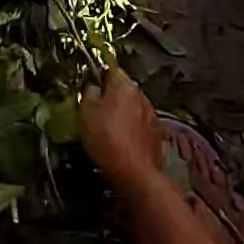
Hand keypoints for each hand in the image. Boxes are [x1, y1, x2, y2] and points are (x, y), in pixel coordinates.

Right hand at [78, 66, 163, 193]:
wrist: (136, 174)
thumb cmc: (107, 138)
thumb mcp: (85, 112)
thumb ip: (88, 93)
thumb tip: (93, 87)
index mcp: (124, 85)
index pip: (111, 68)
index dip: (99, 75)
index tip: (90, 86)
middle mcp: (142, 95)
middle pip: (123, 88)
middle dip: (111, 94)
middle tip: (96, 108)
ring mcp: (152, 115)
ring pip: (132, 106)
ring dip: (122, 111)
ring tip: (109, 127)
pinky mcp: (157, 134)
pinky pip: (140, 123)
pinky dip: (132, 127)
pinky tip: (123, 140)